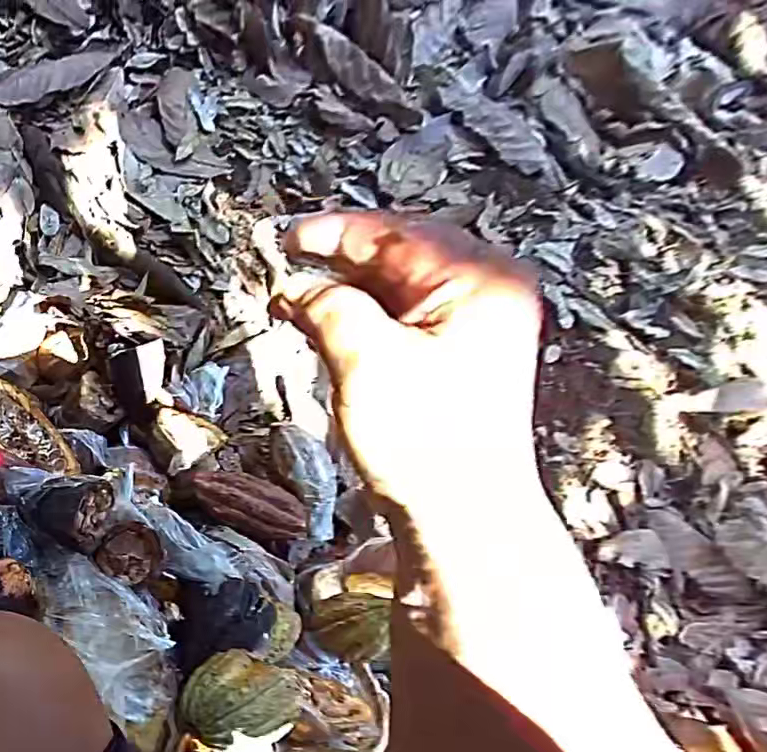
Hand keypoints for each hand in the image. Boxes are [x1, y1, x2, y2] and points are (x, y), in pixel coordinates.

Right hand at [271, 213, 542, 517]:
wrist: (455, 503)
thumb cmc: (422, 436)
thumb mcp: (366, 361)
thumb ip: (331, 310)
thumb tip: (296, 288)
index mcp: (477, 282)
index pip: (397, 236)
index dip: (335, 233)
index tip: (287, 237)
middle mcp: (482, 295)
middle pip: (399, 258)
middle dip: (337, 262)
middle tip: (284, 267)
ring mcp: (470, 327)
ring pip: (394, 290)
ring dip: (343, 292)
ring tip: (294, 300)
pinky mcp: (451, 357)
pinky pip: (397, 319)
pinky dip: (357, 318)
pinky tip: (324, 326)